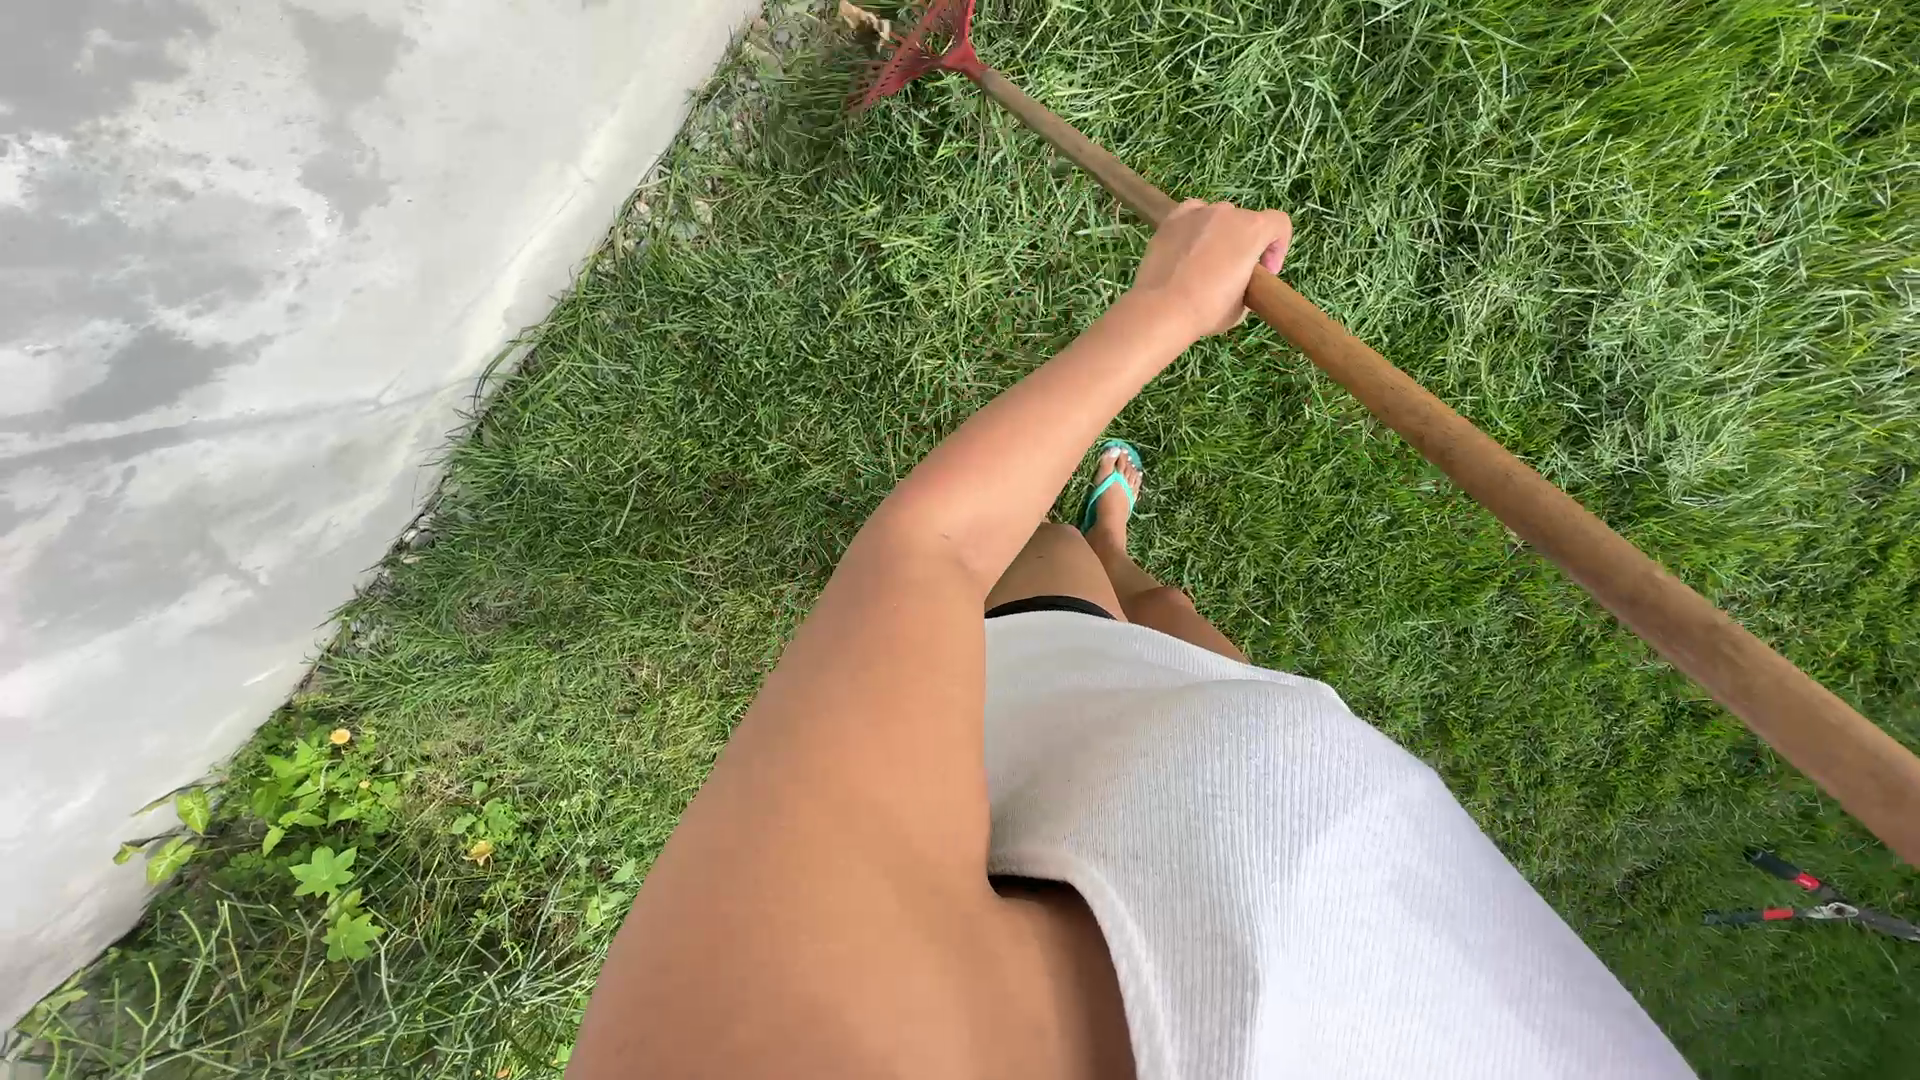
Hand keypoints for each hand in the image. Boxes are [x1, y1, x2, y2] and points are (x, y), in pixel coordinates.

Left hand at [1124, 199, 1291, 341]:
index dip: (1278, 247)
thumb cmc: (1207, 311)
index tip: (1266, 271)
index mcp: (1253, 229)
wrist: (1162, 310)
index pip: (1279, 224)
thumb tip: (1238, 284)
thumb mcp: (1241, 306)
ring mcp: (1197, 213)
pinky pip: (1190, 215)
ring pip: (1217, 218)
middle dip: (1245, 244)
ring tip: (1206, 263)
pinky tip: (1189, 248)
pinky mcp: (1171, 220)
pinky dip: (1194, 227)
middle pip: (1246, 222)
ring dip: (1219, 235)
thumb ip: (1248, 284)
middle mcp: (1227, 213)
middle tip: (1233, 271)